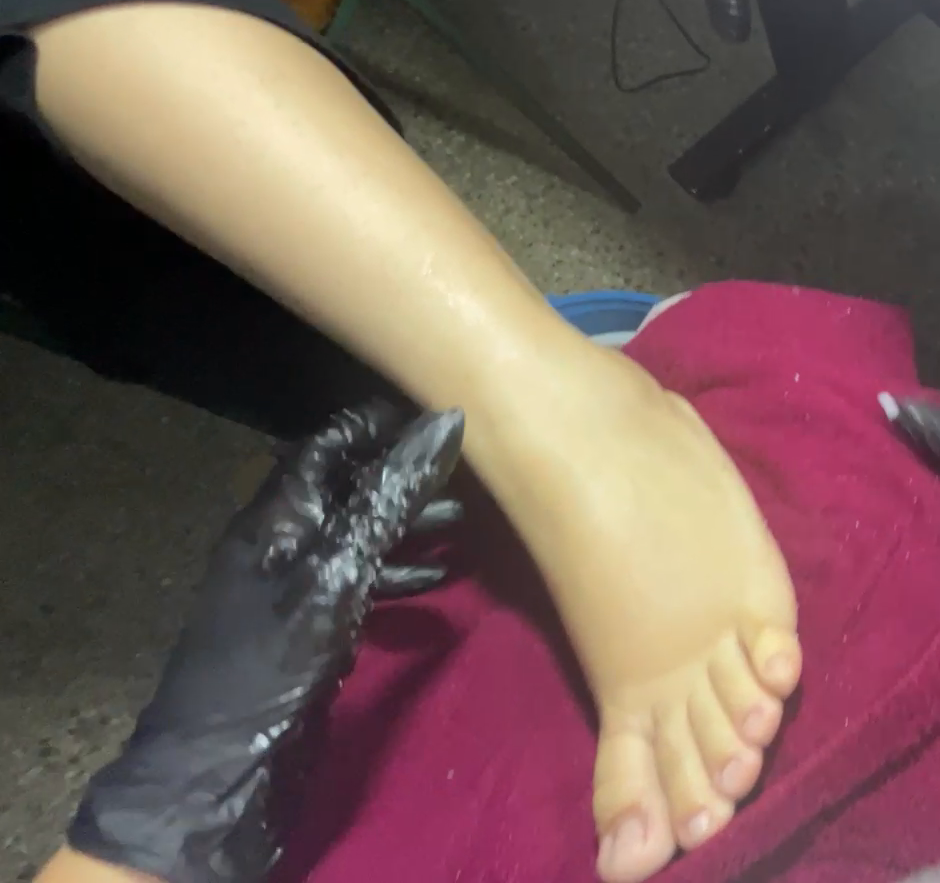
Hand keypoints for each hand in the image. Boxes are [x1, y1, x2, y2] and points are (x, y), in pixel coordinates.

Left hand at [67, 404, 464, 882]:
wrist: (225, 761)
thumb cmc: (280, 650)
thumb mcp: (341, 566)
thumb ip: (394, 494)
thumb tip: (447, 420)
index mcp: (281, 512)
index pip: (334, 440)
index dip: (387, 423)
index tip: (450, 419)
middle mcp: (288, 535)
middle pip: (357, 483)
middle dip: (414, 476)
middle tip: (474, 476)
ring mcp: (299, 577)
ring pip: (367, 529)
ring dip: (415, 525)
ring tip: (467, 529)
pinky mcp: (314, 614)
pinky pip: (365, 574)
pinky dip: (403, 571)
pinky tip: (441, 584)